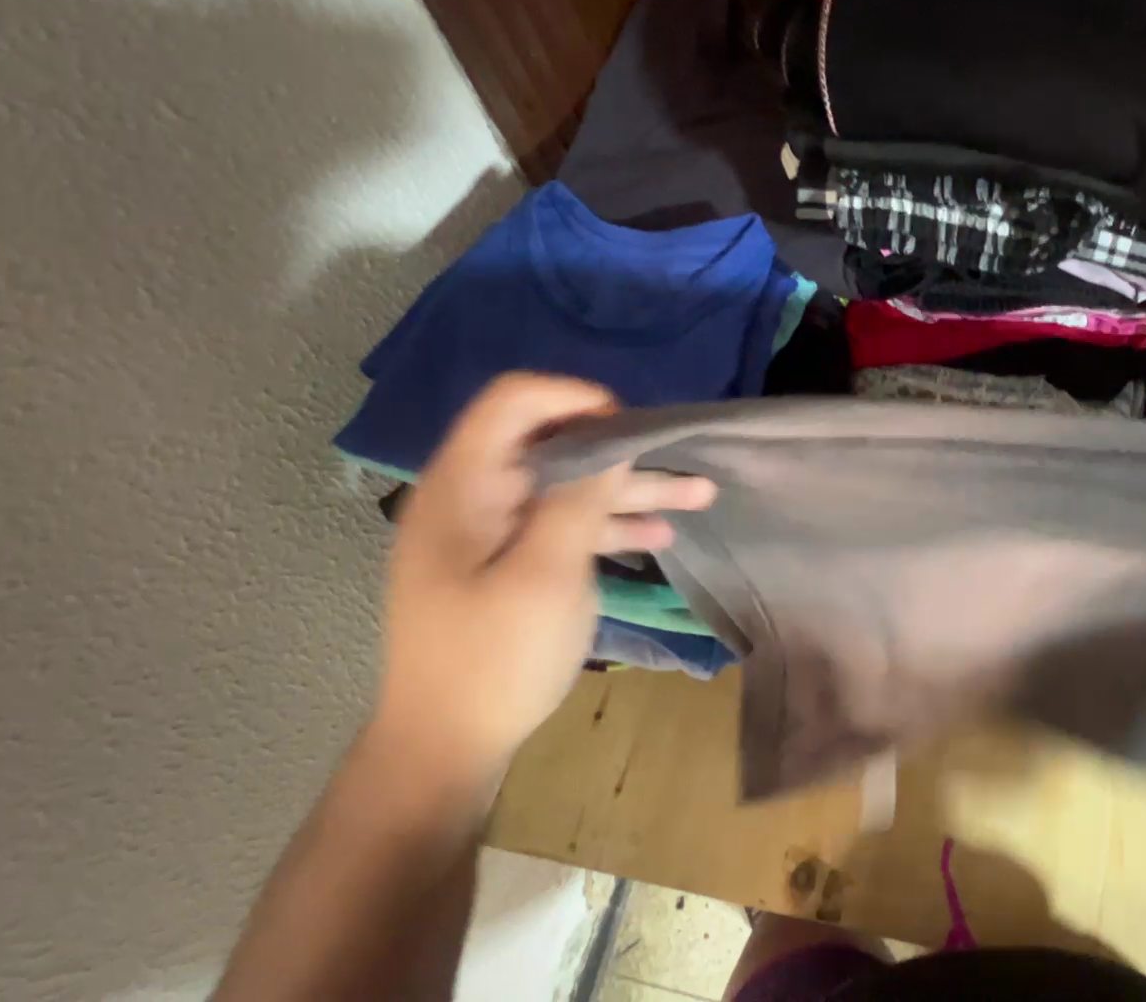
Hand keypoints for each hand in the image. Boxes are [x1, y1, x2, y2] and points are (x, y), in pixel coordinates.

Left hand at [371, 373, 715, 776]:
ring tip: (699, 494)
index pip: (515, 403)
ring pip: (569, 488)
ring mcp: (493, 533)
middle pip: (553, 445)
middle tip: (682, 459)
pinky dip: (609, 527)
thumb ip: (580, 501)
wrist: (446, 746)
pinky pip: (564, 527)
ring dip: (630, 491)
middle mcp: (476, 497)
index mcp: (465, 487)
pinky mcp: (510, 565)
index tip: (632, 429)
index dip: (576, 399)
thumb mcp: (545, 576)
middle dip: (623, 451)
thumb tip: (615, 445)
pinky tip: (658, 538)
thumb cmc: (492, 659)